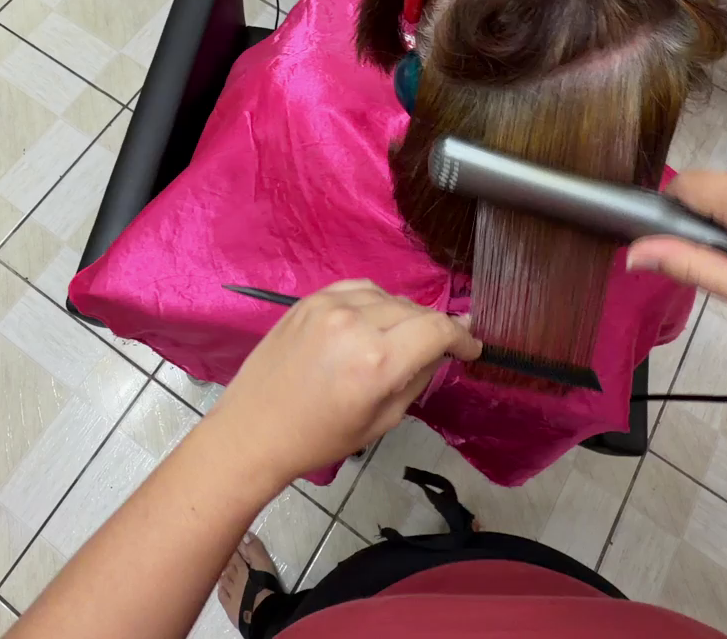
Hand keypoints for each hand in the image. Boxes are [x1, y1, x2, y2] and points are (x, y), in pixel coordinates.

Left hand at [204, 280, 481, 487]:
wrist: (254, 428)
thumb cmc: (320, 438)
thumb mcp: (382, 420)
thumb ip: (417, 377)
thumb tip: (442, 349)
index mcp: (376, 361)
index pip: (437, 329)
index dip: (462, 337)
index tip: (471, 347)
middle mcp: (355, 323)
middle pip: (415, 310)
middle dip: (433, 328)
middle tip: (440, 347)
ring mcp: (329, 305)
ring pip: (389, 296)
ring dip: (403, 314)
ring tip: (400, 338)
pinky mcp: (310, 298)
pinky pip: (358, 288)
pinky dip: (374, 300)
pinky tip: (372, 320)